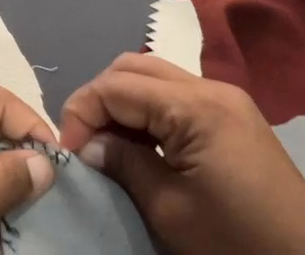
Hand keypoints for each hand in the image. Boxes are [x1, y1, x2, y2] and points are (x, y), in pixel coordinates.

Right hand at [60, 54, 304, 254]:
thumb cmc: (237, 243)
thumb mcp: (170, 211)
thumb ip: (124, 166)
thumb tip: (88, 145)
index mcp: (194, 105)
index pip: (116, 85)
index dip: (82, 111)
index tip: (66, 150)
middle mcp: (210, 87)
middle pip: (134, 67)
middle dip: (101, 98)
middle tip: (85, 143)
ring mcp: (227, 100)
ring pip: (155, 77)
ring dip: (124, 103)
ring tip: (109, 147)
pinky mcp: (236, 118)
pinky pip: (178, 96)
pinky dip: (150, 112)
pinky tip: (143, 147)